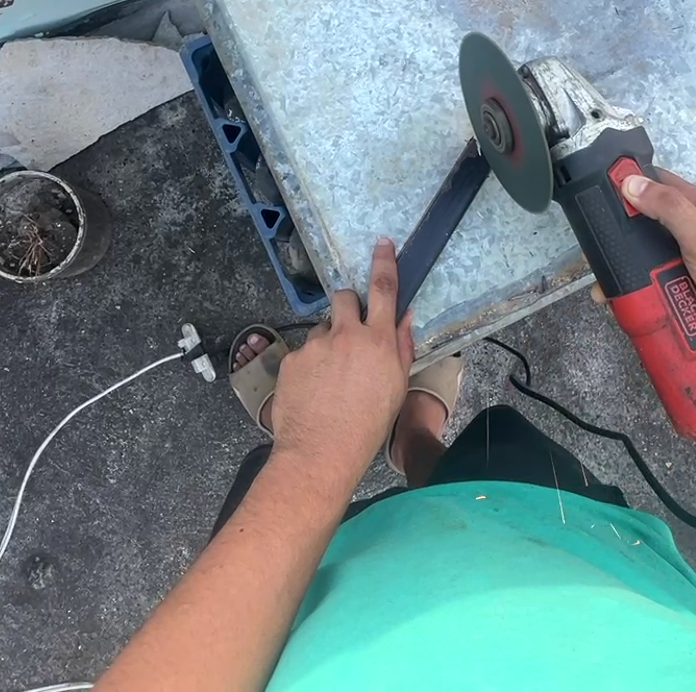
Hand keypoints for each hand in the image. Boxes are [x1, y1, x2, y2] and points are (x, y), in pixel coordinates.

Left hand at [268, 238, 414, 488]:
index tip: (381, 243)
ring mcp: (315, 345)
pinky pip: (304, 352)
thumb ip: (400, 346)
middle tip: (349, 334)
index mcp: (377, 341)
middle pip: (344, 298)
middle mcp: (345, 335)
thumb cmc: (368, 424)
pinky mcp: (292, 359)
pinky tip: (313, 390)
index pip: (383, 290)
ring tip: (330, 379)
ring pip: (322, 330)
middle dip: (347, 307)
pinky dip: (310, 365)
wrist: (321, 451)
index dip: (383, 263)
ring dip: (327, 344)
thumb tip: (403, 316)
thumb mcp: (396, 386)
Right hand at [613, 170, 695, 354]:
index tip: (596, 192)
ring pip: (646, 261)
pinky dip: (638, 293)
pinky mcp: (686, 288)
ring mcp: (687, 262)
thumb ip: (668, 208)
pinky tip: (621, 302)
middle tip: (593, 255)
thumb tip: (629, 182)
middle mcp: (690, 231)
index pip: (657, 184)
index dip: (629, 182)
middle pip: (644, 227)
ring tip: (602, 291)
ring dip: (625, 273)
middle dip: (619, 239)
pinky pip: (654, 285)